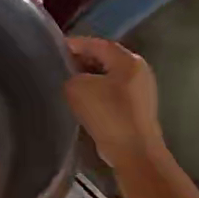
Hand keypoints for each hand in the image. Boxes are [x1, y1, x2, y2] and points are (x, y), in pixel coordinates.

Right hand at [64, 37, 167, 172]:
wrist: (134, 154)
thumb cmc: (108, 114)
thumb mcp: (77, 88)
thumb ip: (70, 76)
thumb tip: (73, 79)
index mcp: (128, 60)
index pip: (97, 44)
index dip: (75, 44)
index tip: (56, 48)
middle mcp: (139, 71)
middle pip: (105, 58)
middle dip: (82, 60)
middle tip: (61, 64)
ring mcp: (142, 91)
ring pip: (110, 76)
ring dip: (90, 77)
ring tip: (68, 82)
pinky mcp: (139, 109)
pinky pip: (114, 92)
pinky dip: (98, 92)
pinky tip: (83, 101)